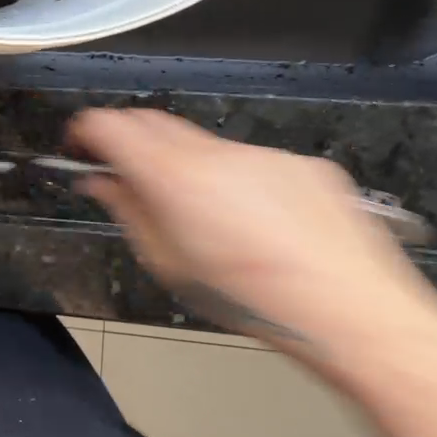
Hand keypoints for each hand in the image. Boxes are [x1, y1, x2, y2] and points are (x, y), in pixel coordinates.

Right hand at [66, 109, 436, 388]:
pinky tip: (256, 221)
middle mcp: (214, 152)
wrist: (356, 315)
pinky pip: (251, 160)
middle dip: (128, 139)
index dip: (85, 130)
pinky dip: (235, 177)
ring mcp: (263, 155)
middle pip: (152, 121)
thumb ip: (127, 210)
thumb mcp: (166, 262)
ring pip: (203, 144)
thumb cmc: (247, 299)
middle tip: (123, 172)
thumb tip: (100, 181)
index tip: (80, 147)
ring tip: (200, 211)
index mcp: (171, 175)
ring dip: (184, 162)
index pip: (108, 124)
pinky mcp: (306, 165)